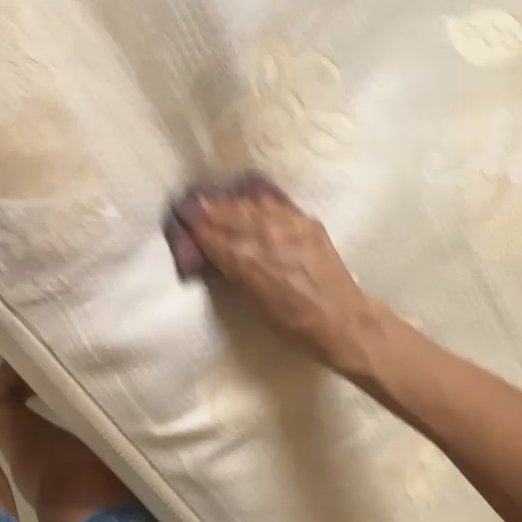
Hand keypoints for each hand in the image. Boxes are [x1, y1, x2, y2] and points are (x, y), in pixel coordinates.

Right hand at [176, 182, 380, 369]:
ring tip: (218, 202)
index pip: (207, 232)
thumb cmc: (290, 321)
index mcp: (243, 258)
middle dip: (205, 209)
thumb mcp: (249, 300)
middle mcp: (262, 233)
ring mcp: (286, 223)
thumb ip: (229, 269)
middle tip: (193, 206)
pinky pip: (273, 202)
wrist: (340, 318)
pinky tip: (250, 201)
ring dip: (229, 202)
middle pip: (224, 211)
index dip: (190, 224)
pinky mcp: (304, 220)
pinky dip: (256, 201)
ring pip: (247, 202)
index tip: (181, 217)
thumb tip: (211, 251)